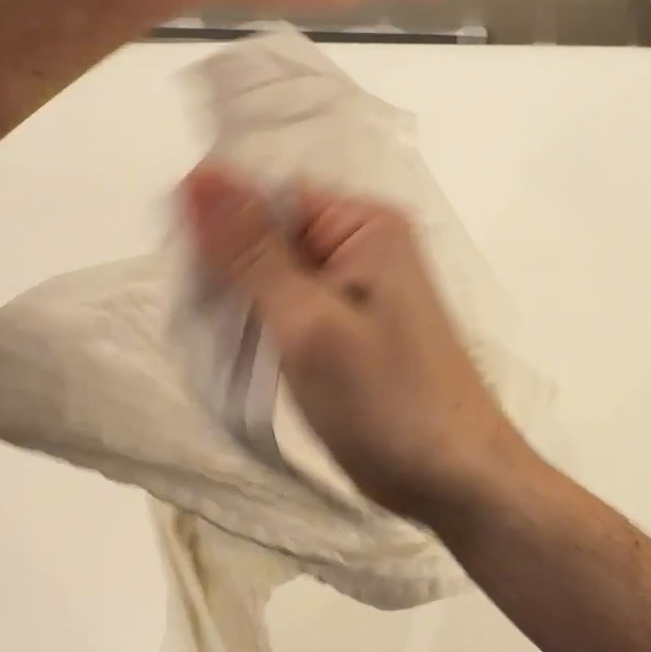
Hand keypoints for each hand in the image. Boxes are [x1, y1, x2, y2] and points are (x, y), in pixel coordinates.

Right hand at [180, 167, 538, 520]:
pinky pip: (294, 314)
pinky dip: (268, 336)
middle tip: (215, 337)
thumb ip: (251, 252)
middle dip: (230, 279)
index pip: (265, 196)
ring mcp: (364, 291)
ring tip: (237, 359)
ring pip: (273, 280)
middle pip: (267, 236)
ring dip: (244, 314)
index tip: (193, 291)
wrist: (457, 477)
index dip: (217, 233)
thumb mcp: (310, 325)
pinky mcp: (356, 332)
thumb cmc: (390, 404)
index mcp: (367, 224)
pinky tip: (255, 368)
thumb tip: (200, 174)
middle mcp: (368, 245)